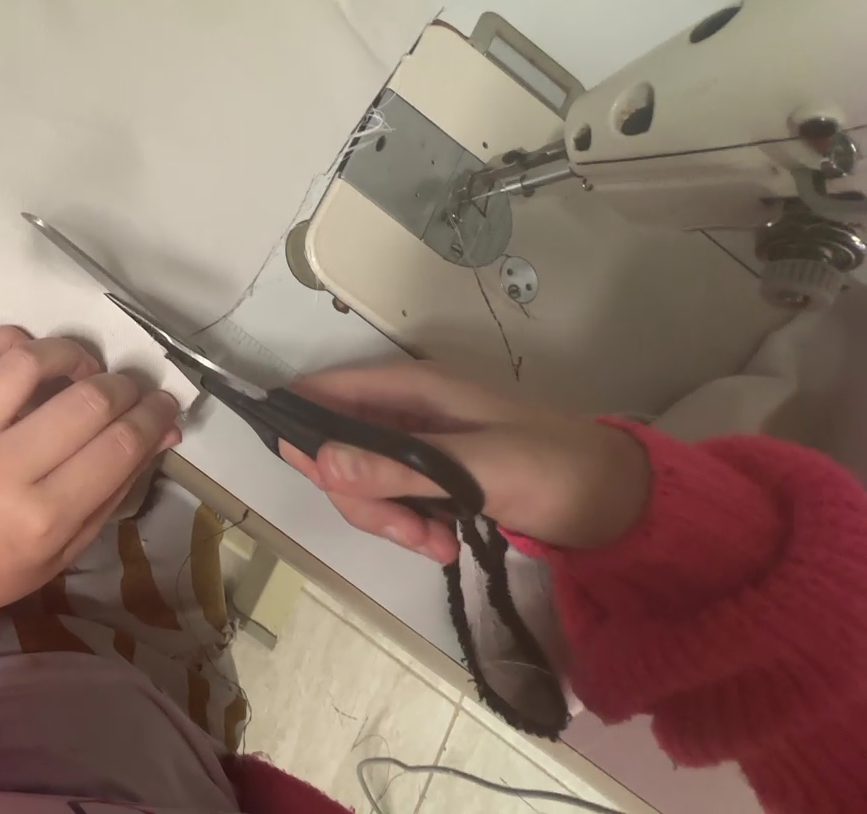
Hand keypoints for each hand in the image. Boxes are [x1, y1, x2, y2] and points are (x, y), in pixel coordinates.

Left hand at [0, 326, 182, 615]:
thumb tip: (163, 430)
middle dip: (124, 387)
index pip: (119, 445)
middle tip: (130, 390)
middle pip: (85, 402)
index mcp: (43, 516)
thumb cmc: (0, 564)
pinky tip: (30, 352)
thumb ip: (118, 487)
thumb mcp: (68, 546)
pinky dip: (6, 338)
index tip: (164, 405)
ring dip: (69, 352)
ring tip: (84, 367)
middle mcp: (3, 468)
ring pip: (27, 364)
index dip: (154, 416)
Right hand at [275, 362, 650, 562]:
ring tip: (432, 544)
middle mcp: (396, 409)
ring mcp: (409, 443)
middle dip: (356, 492)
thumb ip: (397, 466)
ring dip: (382, 515)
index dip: (301, 429)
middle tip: (402, 530)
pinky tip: (439, 543)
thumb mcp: (479, 469)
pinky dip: (402, 523)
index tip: (317, 478)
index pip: (318, 394)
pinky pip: (384, 495)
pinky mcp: (424, 473)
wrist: (630, 506)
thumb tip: (318, 462)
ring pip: (354, 477)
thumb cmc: (558, 469)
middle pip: (332, 445)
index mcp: (405, 387)